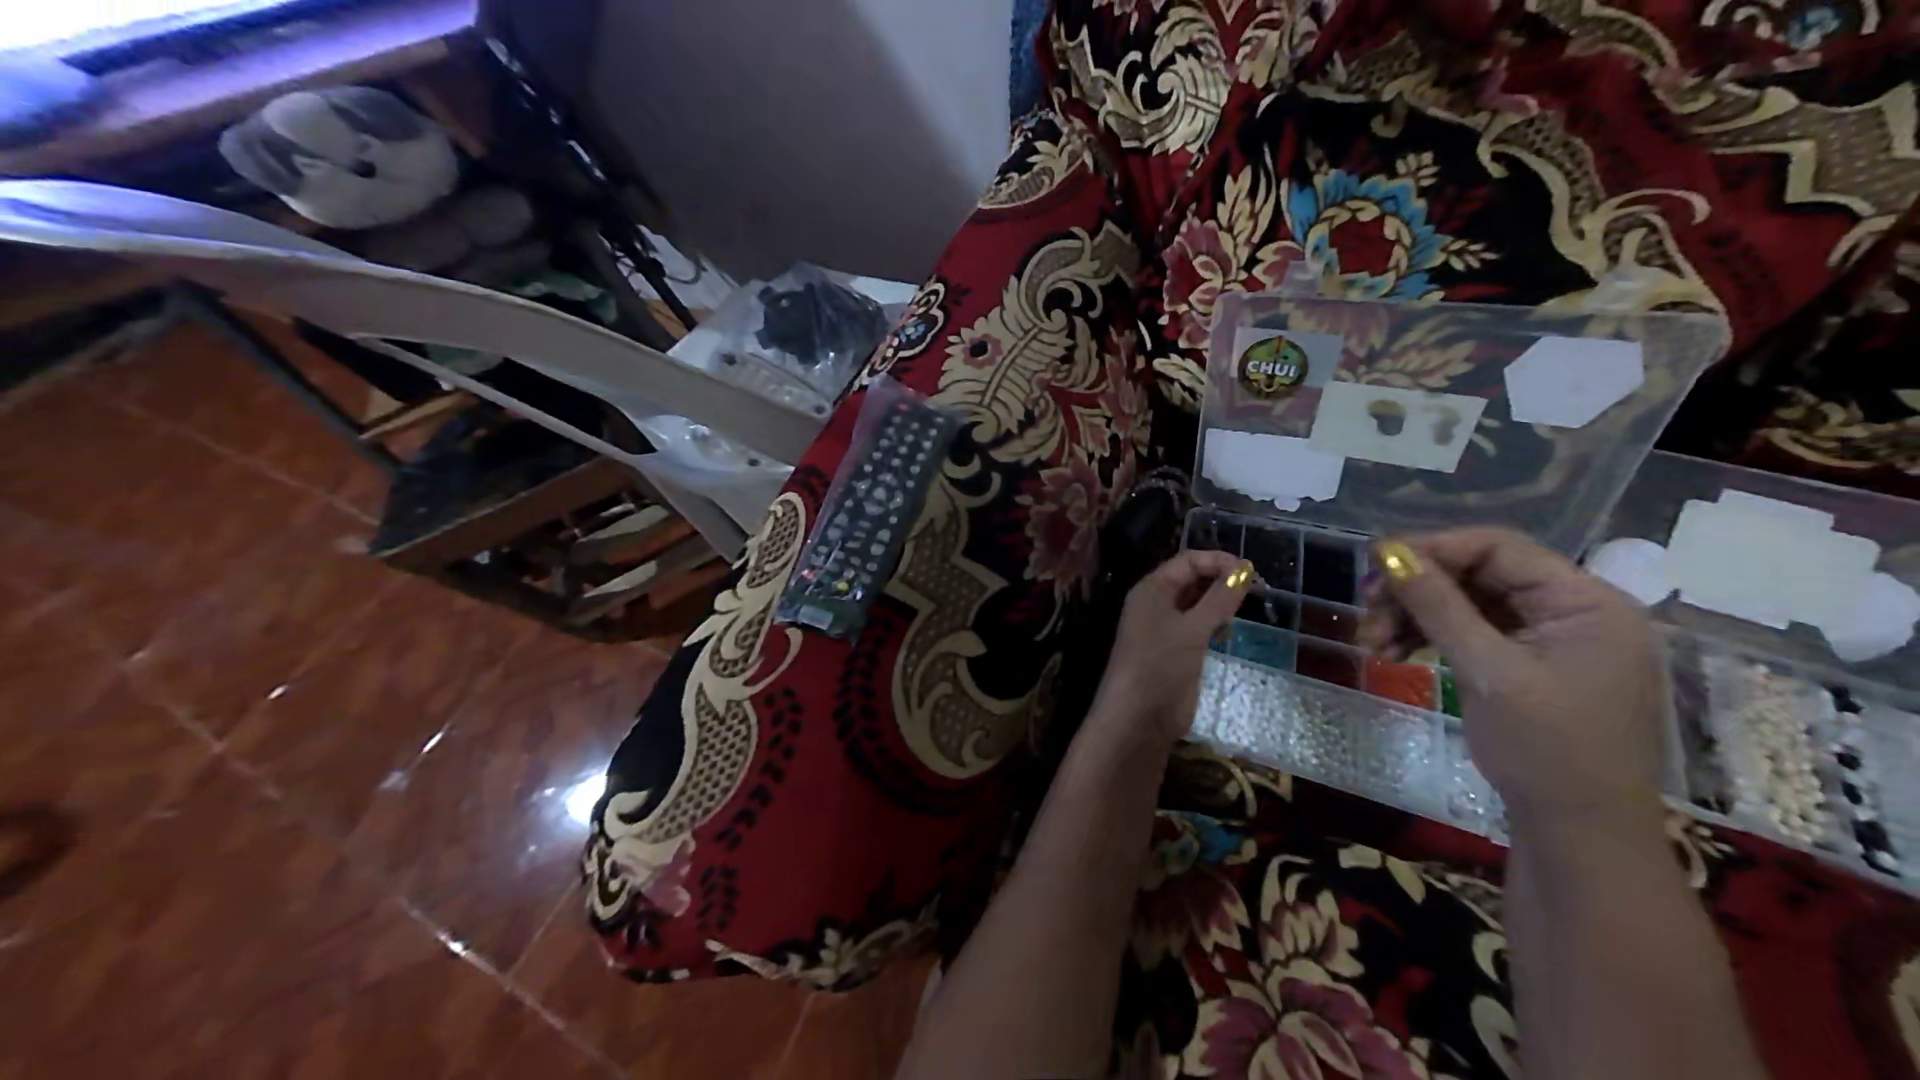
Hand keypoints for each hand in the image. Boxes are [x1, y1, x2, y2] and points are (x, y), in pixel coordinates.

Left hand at [1090, 549, 1252, 746]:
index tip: (1251, 571)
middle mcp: (1156, 603)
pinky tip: (1231, 627)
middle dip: (1221, 579)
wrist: (1139, 716)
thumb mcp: (1192, 628)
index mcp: (1151, 589)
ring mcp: (1165, 628)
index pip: (1187, 562)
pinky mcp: (1176, 650)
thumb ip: (1219, 599)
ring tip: (1249, 604)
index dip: (1218, 561)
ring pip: (1197, 603)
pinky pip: (1198, 626)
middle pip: (1192, 579)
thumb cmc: (1160, 664)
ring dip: (1220, 601)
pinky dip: (1215, 622)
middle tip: (1258, 588)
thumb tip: (1244, 571)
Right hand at [1358, 528, 1667, 832]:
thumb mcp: (1487, 672)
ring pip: (1466, 604)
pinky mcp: (1526, 663)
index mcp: (1586, 603)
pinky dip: (1429, 639)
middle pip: (1478, 575)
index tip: (1375, 565)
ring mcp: (1549, 638)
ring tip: (1370, 643)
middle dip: (1416, 591)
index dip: (1433, 549)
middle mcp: (1572, 611)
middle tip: (1365, 610)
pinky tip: (1392, 655)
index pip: (1499, 548)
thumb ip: (1439, 606)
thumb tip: (1390, 553)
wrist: (1579, 833)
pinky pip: (1470, 632)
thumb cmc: (1546, 751)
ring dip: (1413, 617)